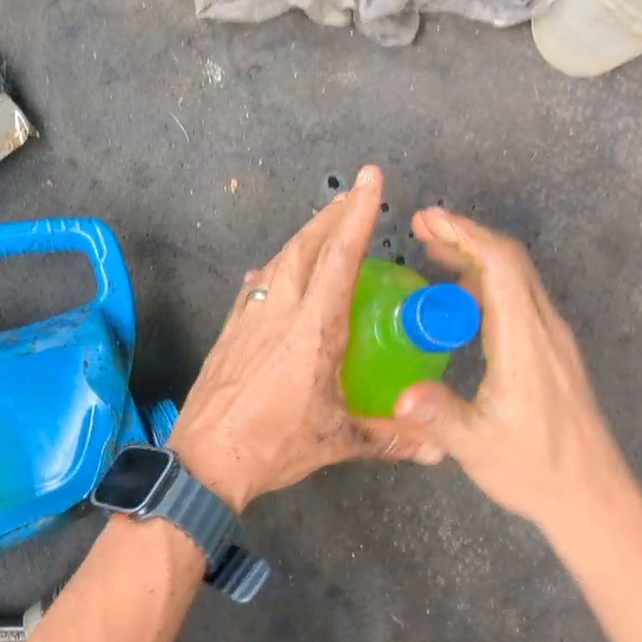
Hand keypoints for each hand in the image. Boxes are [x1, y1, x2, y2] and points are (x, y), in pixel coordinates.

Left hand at [167, 165, 400, 510]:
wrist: (204, 460)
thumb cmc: (270, 447)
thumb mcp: (335, 442)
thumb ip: (388, 437)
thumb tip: (436, 446)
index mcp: (311, 331)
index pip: (339, 260)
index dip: (357, 217)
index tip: (370, 182)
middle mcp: (276, 315)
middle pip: (302, 250)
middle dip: (330, 217)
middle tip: (354, 197)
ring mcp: (246, 322)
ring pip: (275, 264)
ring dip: (300, 241)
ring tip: (321, 229)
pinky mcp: (227, 336)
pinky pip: (252, 290)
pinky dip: (270, 272)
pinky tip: (272, 273)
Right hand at [381, 208, 641, 537]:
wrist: (592, 497)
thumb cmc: (535, 471)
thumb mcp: (476, 446)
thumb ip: (438, 416)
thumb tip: (399, 396)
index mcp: (526, 344)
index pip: (502, 268)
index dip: (466, 235)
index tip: (429, 221)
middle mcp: (545, 332)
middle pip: (512, 263)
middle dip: (466, 236)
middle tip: (422, 227)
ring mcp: (552, 342)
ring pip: (518, 279)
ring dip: (476, 257)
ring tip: (433, 250)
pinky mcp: (550, 355)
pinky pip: (519, 300)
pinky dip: (486, 283)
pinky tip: (458, 296)